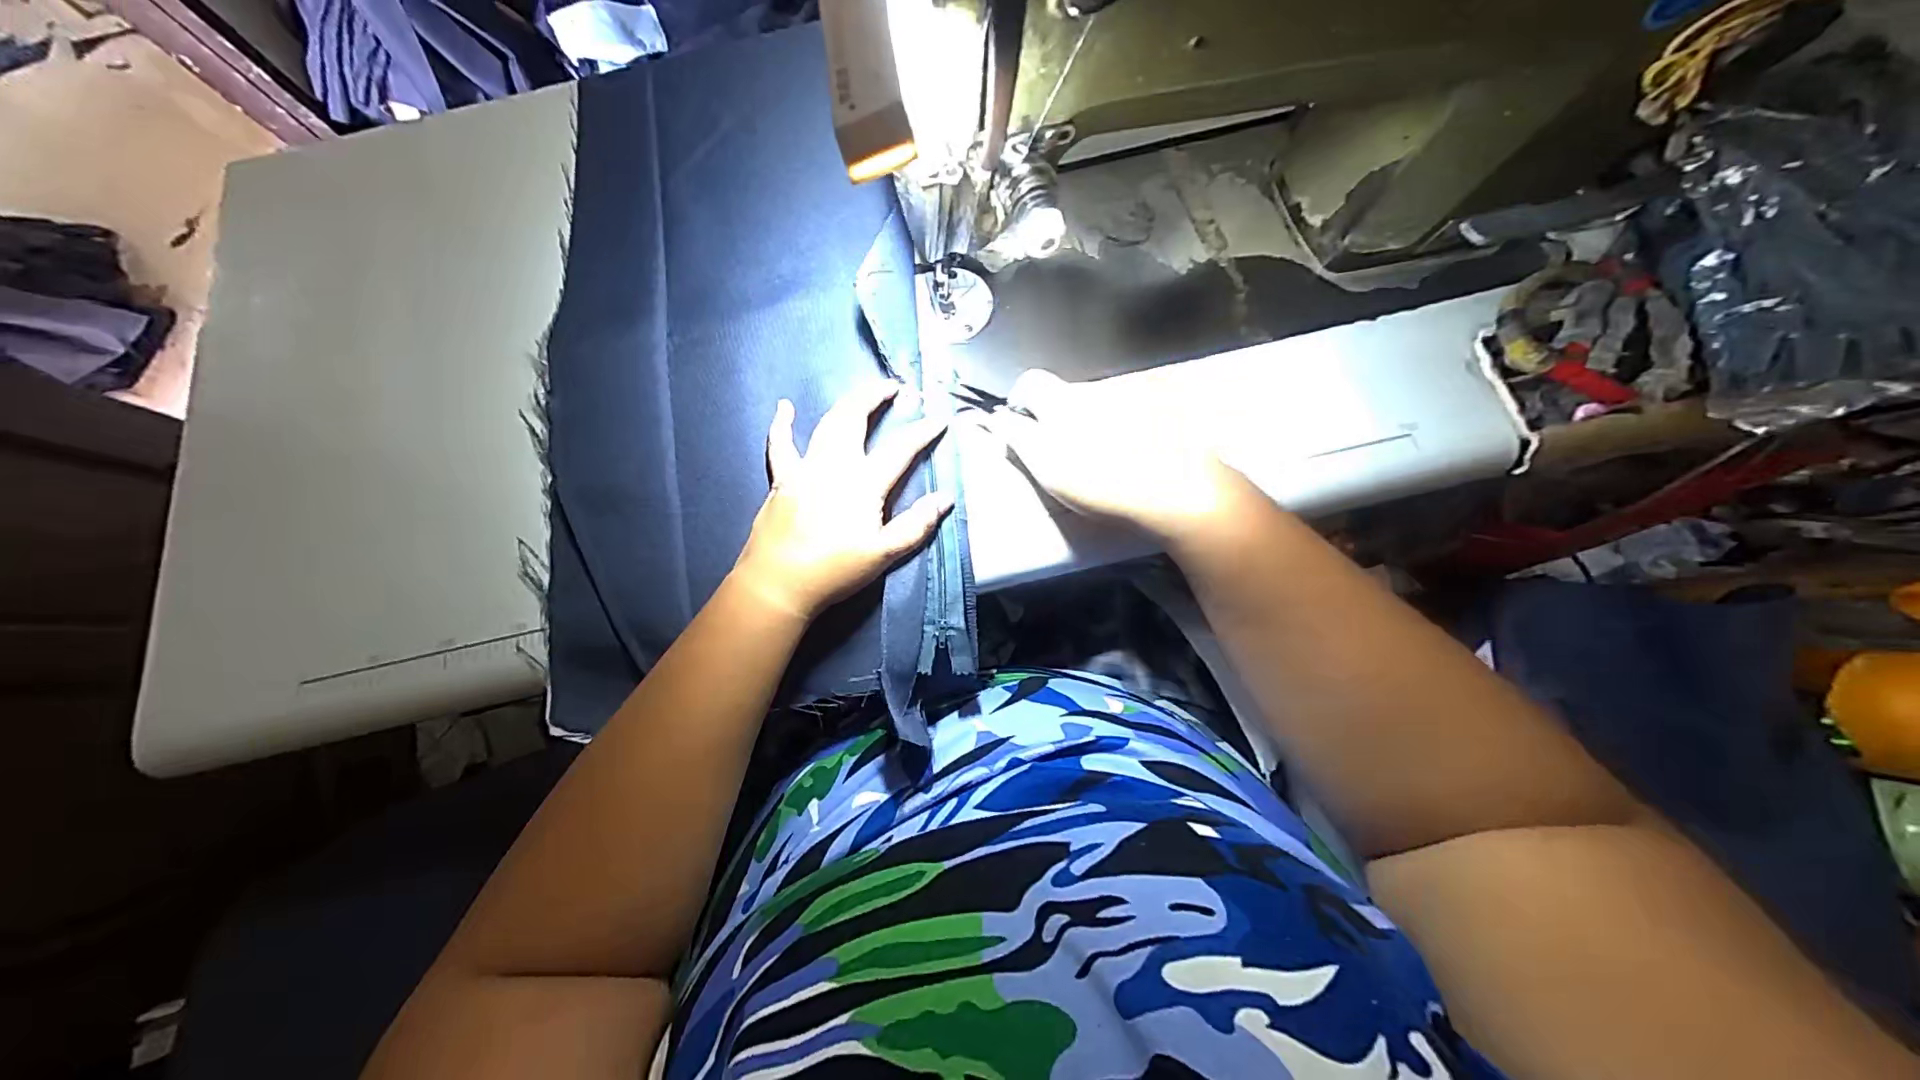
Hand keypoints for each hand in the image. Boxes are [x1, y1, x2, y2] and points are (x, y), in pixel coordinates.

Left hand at [730, 382, 952, 620]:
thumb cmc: (834, 570)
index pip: (900, 449)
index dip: (922, 432)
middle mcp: (834, 466)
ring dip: (846, 403)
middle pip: (856, 419)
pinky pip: (780, 445)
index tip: (939, 419)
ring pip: (827, 425)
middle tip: (895, 386)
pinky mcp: (782, 479)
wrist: (778, 582)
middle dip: (876, 396)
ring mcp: (805, 469)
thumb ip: (916, 525)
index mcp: (864, 484)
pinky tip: (784, 408)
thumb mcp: (883, 553)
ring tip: (861, 392)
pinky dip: (782, 424)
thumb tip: (944, 499)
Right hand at [985, 369, 1258, 546]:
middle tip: (1067, 451)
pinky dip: (1129, 424)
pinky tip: (1137, 451)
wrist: (1180, 490)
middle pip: (1066, 394)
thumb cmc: (1106, 485)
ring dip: (1097, 421)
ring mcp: (1134, 391)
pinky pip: (1134, 407)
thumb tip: (1000, 419)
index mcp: (1063, 400)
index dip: (1020, 402)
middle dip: (1061, 416)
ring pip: (1101, 402)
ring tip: (1108, 456)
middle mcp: (1097, 386)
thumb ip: (1019, 438)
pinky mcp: (1165, 403)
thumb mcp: (1049, 469)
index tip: (1023, 425)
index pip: (1029, 383)